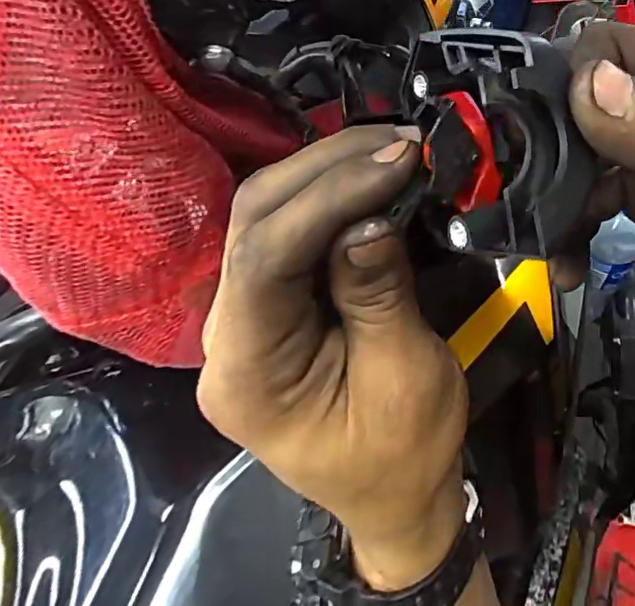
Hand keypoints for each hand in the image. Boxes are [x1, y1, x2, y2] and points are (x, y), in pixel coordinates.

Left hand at [196, 125, 469, 590]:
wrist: (398, 492)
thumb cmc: (402, 452)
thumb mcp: (404, 378)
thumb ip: (379, 296)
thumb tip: (371, 217)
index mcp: (246, 369)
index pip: (264, 257)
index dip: (329, 198)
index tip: (397, 162)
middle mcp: (230, 330)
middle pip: (257, 217)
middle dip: (330, 166)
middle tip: (404, 142)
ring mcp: (251, 310)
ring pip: (271, 209)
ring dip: (334, 167)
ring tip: (397, 147)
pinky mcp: (280, 296)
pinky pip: (297, 225)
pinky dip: (340, 189)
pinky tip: (376, 171)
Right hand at [565, 24, 634, 347]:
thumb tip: (589, 84)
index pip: (613, 45)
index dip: (573, 76)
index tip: (542, 128)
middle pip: (586, 99)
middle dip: (550, 138)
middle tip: (518, 187)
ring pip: (582, 154)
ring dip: (554, 188)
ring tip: (541, 234)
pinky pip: (594, 203)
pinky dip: (572, 226)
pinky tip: (564, 261)